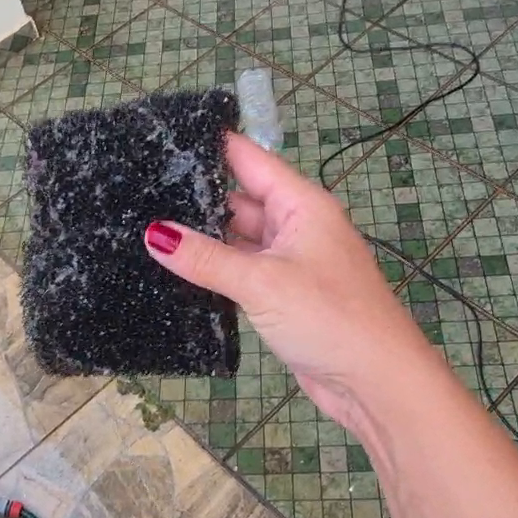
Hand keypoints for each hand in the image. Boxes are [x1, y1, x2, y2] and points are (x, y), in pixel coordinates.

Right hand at [144, 133, 438, 430]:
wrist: (376, 381)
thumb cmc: (329, 318)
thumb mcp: (262, 283)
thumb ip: (206, 258)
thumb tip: (154, 234)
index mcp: (302, 206)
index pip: (251, 160)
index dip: (212, 145)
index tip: (165, 136)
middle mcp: (298, 227)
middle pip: (241, 200)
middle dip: (198, 197)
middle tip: (141, 191)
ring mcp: (292, 263)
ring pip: (240, 240)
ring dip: (205, 240)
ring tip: (147, 229)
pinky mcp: (285, 297)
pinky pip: (244, 272)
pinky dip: (217, 271)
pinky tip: (179, 272)